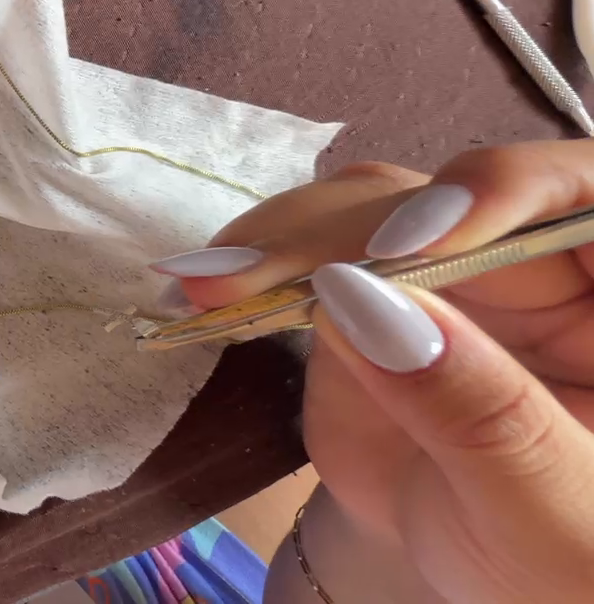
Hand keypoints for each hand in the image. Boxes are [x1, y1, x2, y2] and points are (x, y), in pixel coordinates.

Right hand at [154, 143, 593, 601]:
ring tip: (201, 284)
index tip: (402, 248)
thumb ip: (485, 418)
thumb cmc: (571, 580)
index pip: (584, 199)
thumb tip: (356, 294)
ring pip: (354, 210)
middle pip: (435, 199)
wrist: (496, 593)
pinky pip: (303, 251)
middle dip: (327, 233)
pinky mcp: (365, 290)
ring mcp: (450, 277)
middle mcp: (547, 273)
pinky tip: (203, 286)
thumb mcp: (562, 530)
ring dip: (270, 241)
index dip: (501, 193)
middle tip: (235, 276)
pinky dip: (247, 263)